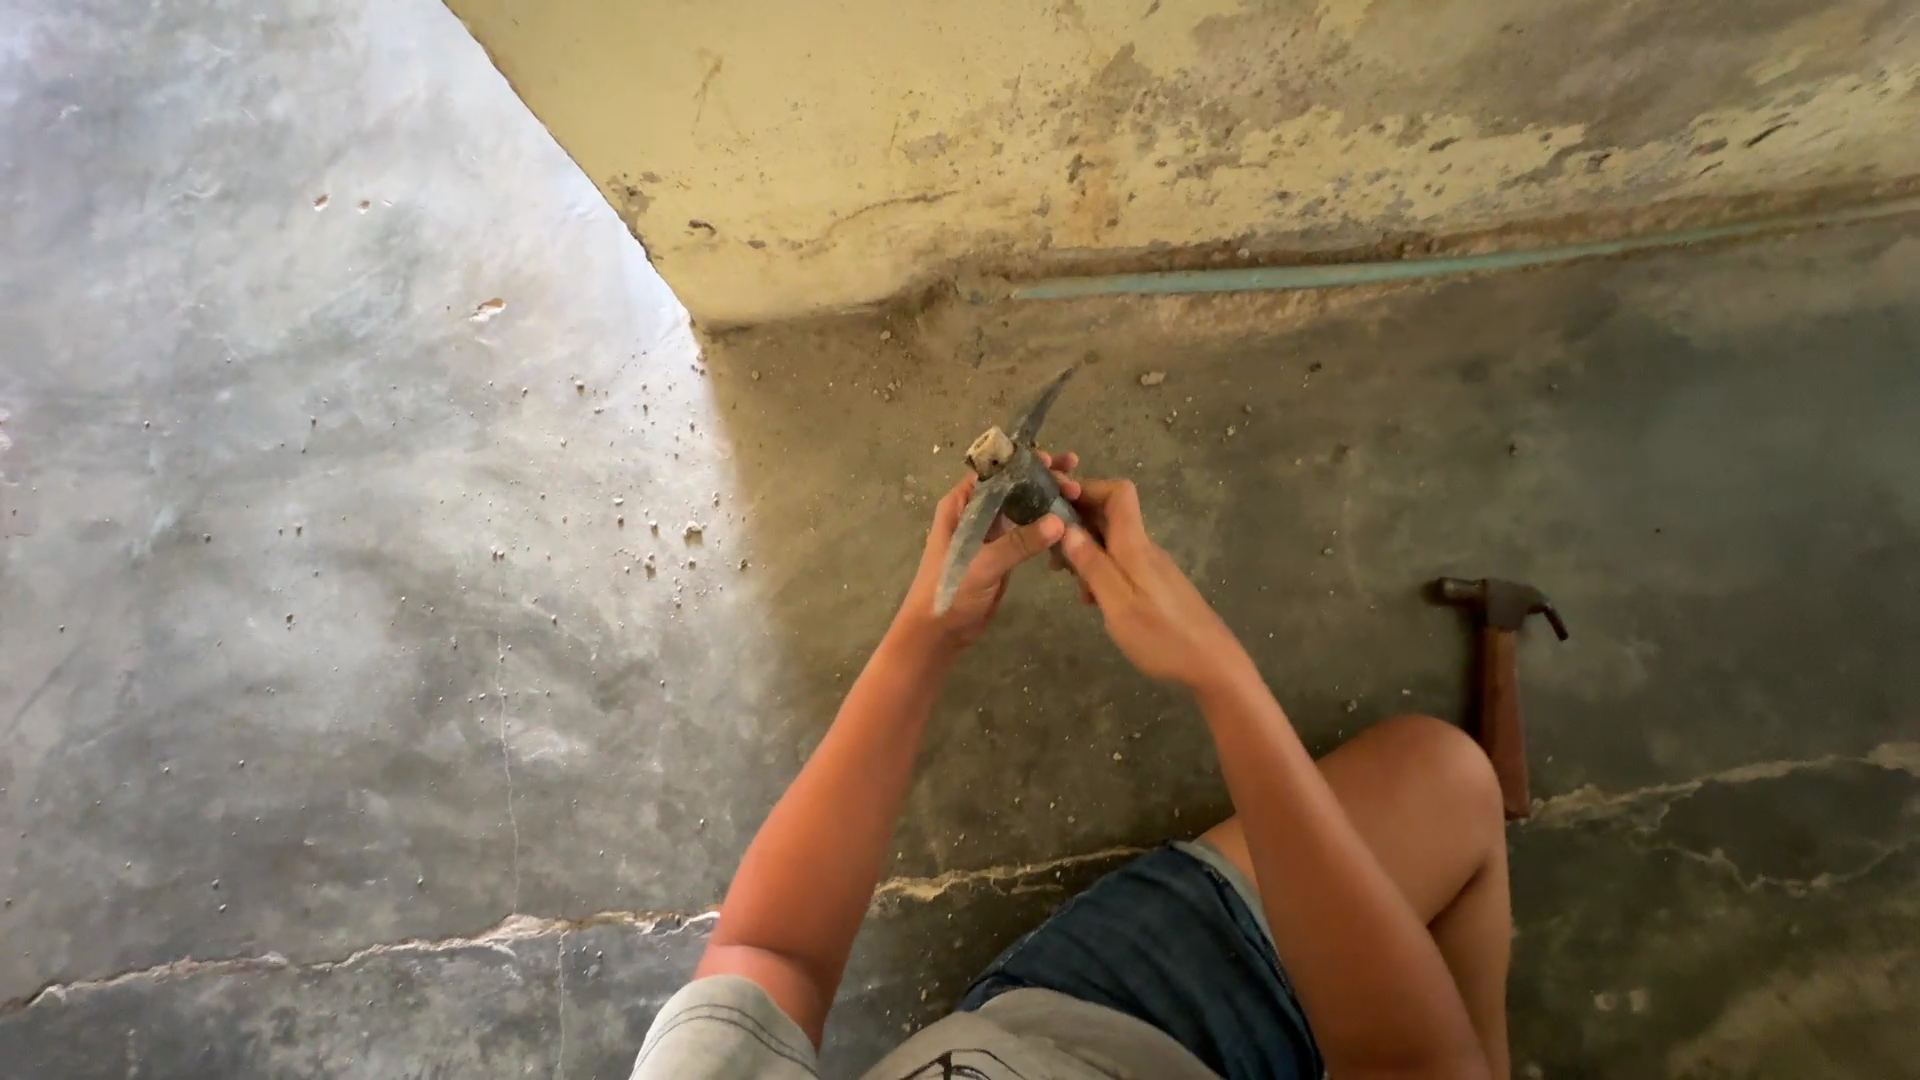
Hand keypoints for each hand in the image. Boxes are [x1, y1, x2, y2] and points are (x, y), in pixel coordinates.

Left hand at [896, 451, 1080, 649]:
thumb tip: (1059, 521)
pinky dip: (1046, 524)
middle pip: (1012, 486)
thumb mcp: (982, 564)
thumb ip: (1018, 542)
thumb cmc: (948, 591)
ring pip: (1022, 506)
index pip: (993, 472)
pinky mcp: (1002, 553)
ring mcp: (990, 533)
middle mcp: (975, 512)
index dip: (1021, 463)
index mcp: (960, 505)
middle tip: (1073, 477)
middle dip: (1041, 479)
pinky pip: (1027, 531)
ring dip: (1047, 499)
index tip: (1051, 461)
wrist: (938, 632)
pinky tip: (1068, 520)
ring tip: (1077, 492)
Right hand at [1057, 479, 1250, 688]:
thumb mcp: (1118, 604)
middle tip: (1055, 559)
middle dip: (1077, 526)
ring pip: (1112, 542)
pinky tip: (1095, 600)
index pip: (1118, 492)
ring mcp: (1152, 566)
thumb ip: (1093, 566)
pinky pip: (1122, 563)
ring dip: (1087, 554)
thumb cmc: (1163, 637)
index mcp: (1135, 546)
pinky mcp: (1156, 585)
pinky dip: (1101, 572)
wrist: (1213, 666)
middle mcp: (1145, 548)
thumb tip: (1067, 528)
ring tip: (1074, 587)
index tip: (1059, 506)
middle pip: (1110, 515)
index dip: (1088, 489)